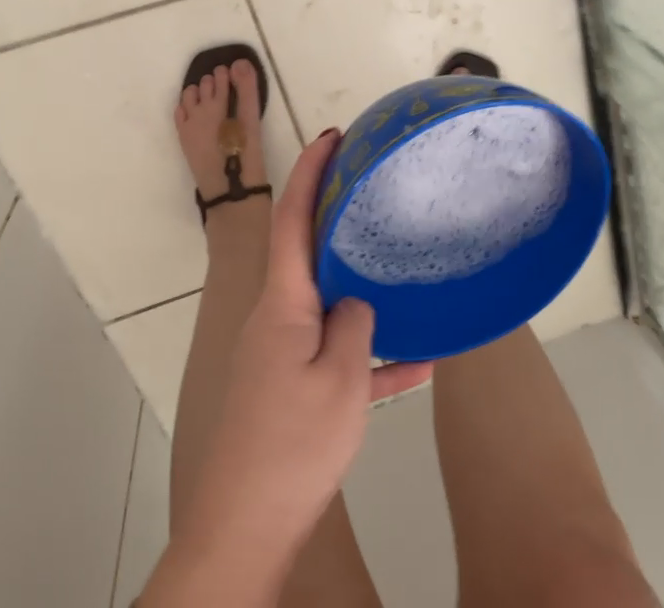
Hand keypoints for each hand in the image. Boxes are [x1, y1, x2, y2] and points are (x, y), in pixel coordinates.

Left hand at [182, 128, 432, 561]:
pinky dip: (369, 357)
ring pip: (329, 308)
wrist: (245, 525)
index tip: (332, 137)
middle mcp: (276, 319)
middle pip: (310, 256)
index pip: (291, 221)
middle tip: (379, 194)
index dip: (310, 175)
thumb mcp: (340, 379)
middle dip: (342, 222)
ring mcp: (280, 355)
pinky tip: (418, 366)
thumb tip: (357, 304)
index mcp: (282, 305)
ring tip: (408, 276)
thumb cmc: (294, 443)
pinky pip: (333, 357)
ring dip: (366, 295)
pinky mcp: (289, 389)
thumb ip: (356, 327)